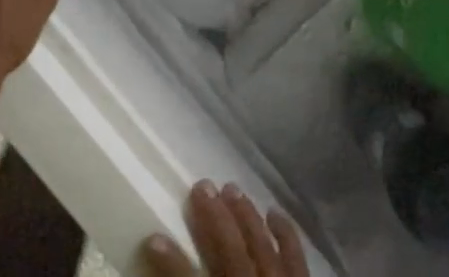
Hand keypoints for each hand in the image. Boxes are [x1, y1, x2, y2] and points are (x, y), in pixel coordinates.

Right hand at [140, 181, 308, 276]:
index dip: (170, 262)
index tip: (152, 238)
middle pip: (231, 254)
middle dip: (214, 220)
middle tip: (200, 187)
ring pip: (263, 248)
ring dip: (246, 216)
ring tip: (231, 189)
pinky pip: (295, 259)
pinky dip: (286, 233)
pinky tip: (274, 213)